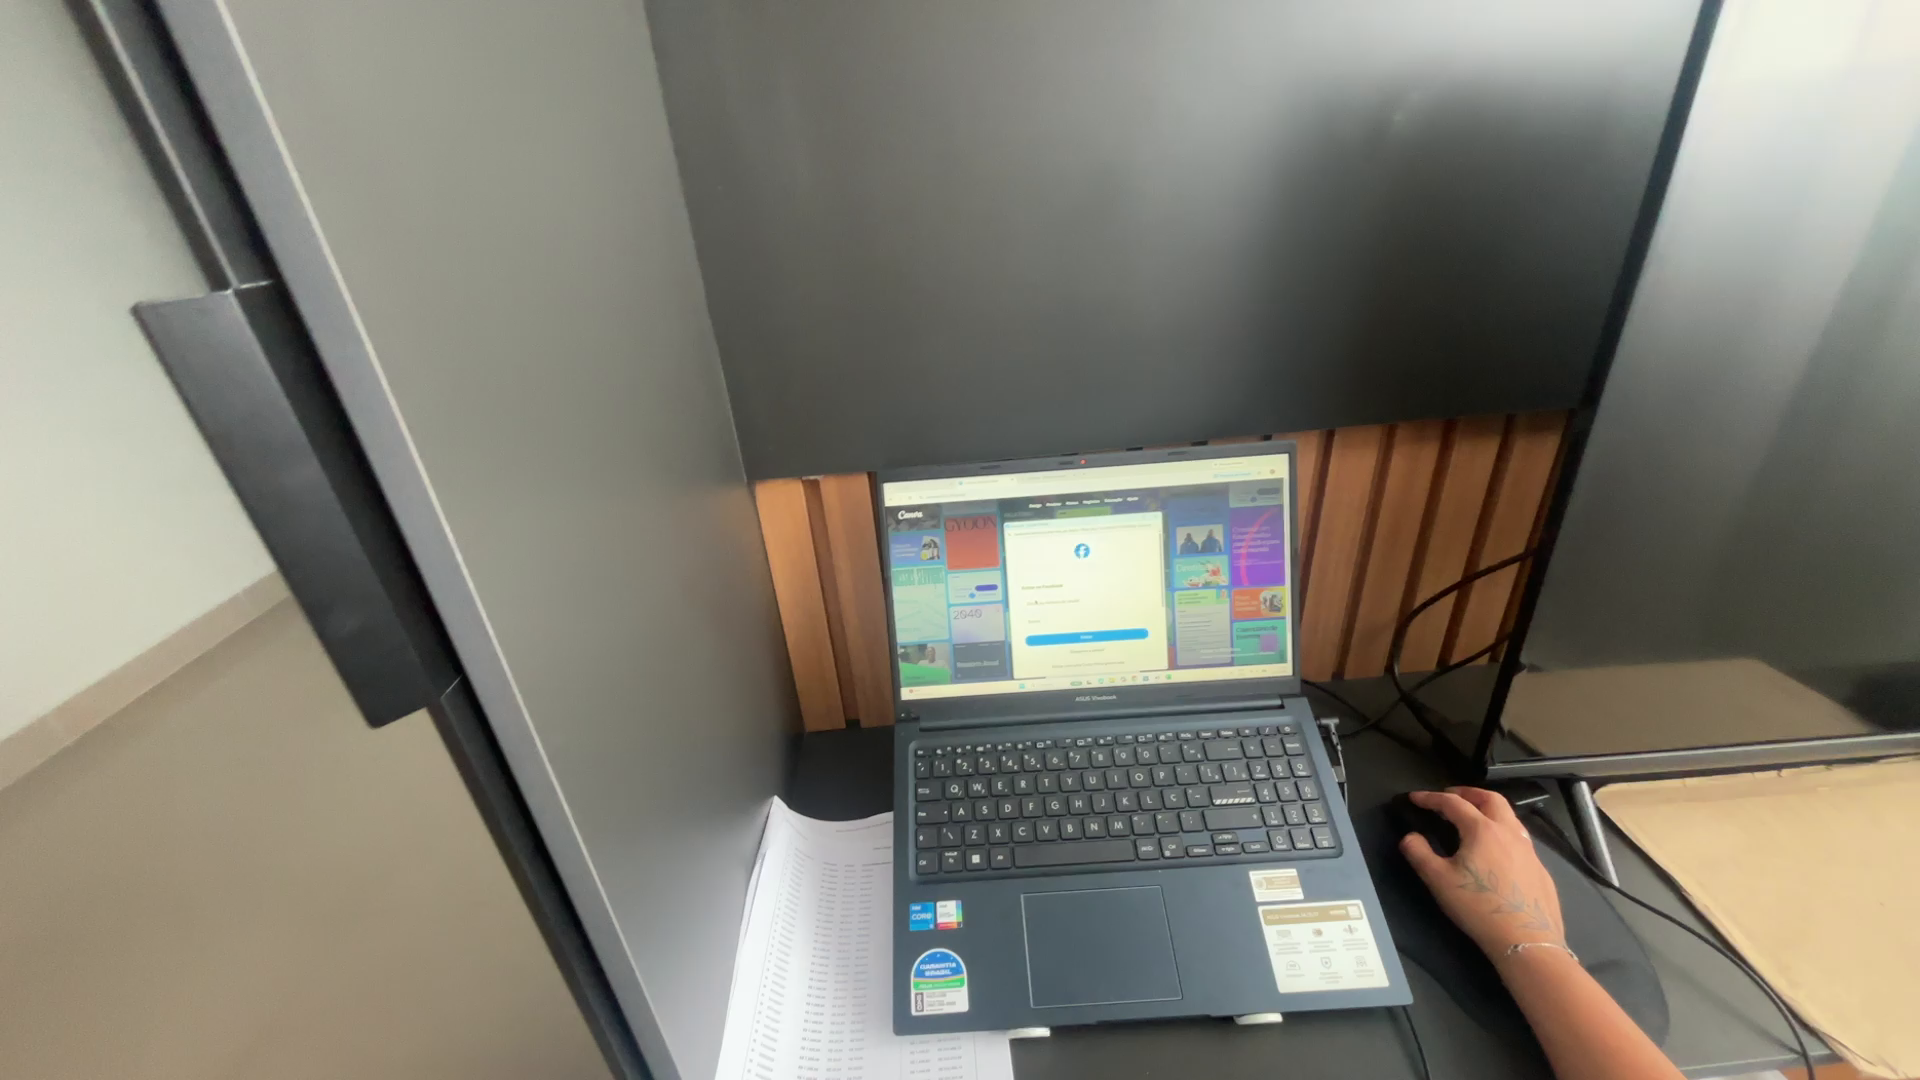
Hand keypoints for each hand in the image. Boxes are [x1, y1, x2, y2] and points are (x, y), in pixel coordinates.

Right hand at [1400, 787, 1565, 960]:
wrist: (1528, 943)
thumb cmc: (1478, 907)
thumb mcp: (1437, 879)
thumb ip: (1418, 852)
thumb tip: (1410, 837)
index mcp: (1483, 831)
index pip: (1453, 803)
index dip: (1430, 797)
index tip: (1415, 798)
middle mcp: (1509, 835)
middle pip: (1491, 799)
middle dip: (1468, 793)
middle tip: (1450, 796)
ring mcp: (1530, 853)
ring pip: (1510, 819)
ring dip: (1488, 811)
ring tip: (1473, 820)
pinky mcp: (1541, 872)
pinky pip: (1520, 842)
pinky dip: (1502, 835)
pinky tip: (1495, 854)